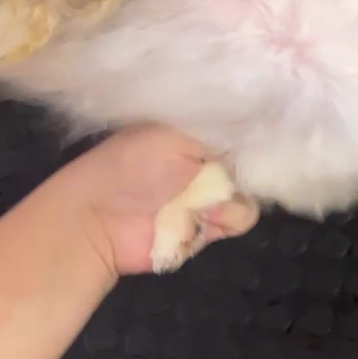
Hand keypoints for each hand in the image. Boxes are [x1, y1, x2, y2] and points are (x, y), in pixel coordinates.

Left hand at [43, 126, 248, 277]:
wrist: (99, 222)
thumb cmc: (129, 168)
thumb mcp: (171, 138)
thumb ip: (217, 139)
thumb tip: (249, 148)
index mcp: (191, 136)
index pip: (235, 131)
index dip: (248, 133)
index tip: (258, 134)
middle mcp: (204, 165)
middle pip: (249, 162)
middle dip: (243, 167)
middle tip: (219, 172)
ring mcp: (210, 197)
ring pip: (249, 191)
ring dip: (232, 194)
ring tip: (205, 201)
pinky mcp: (211, 227)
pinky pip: (241, 219)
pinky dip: (228, 217)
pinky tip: (207, 216)